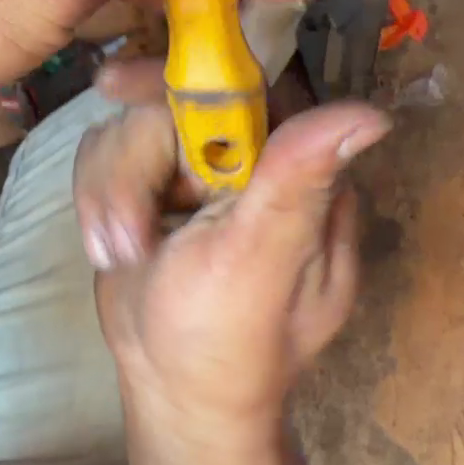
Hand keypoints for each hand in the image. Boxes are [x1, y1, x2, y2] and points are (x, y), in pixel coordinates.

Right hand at [77, 65, 391, 464]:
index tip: (119, 87)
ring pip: (123, 128)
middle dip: (131, 173)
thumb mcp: (260, 265)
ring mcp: (186, 167)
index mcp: (295, 174)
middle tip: (125, 234)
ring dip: (108, 195)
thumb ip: (296, 185)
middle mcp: (242, 158)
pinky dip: (93, 199)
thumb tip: (370, 114)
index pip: (242, 86)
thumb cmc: (226, 341)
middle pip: (163, 106)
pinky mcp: (142, 177)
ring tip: (120, 253)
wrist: (168, 385)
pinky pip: (99, 152)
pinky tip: (108, 245)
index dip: (182, 79)